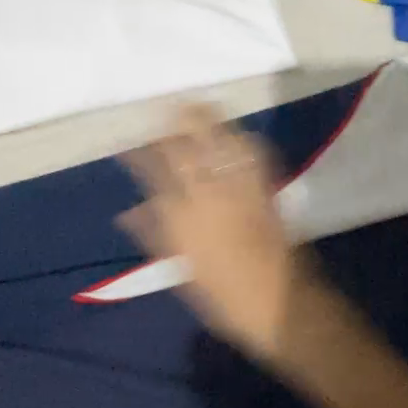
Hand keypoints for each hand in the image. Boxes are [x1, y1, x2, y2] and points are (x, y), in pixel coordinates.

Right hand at [118, 104, 324, 362]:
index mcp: (181, 218)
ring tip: (196, 103)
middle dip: (172, 122)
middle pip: (186, 146)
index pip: (153, 173)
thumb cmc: (225, 296)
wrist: (280, 303)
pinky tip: (236, 132)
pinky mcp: (265, 188)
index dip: (139, 153)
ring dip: (207, 119)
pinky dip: (240, 138)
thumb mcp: (182, 270)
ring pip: (219, 142)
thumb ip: (156, 234)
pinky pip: (251, 154)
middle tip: (164, 106)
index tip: (128, 141)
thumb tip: (130, 212)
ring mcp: (239, 188)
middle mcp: (207, 195)